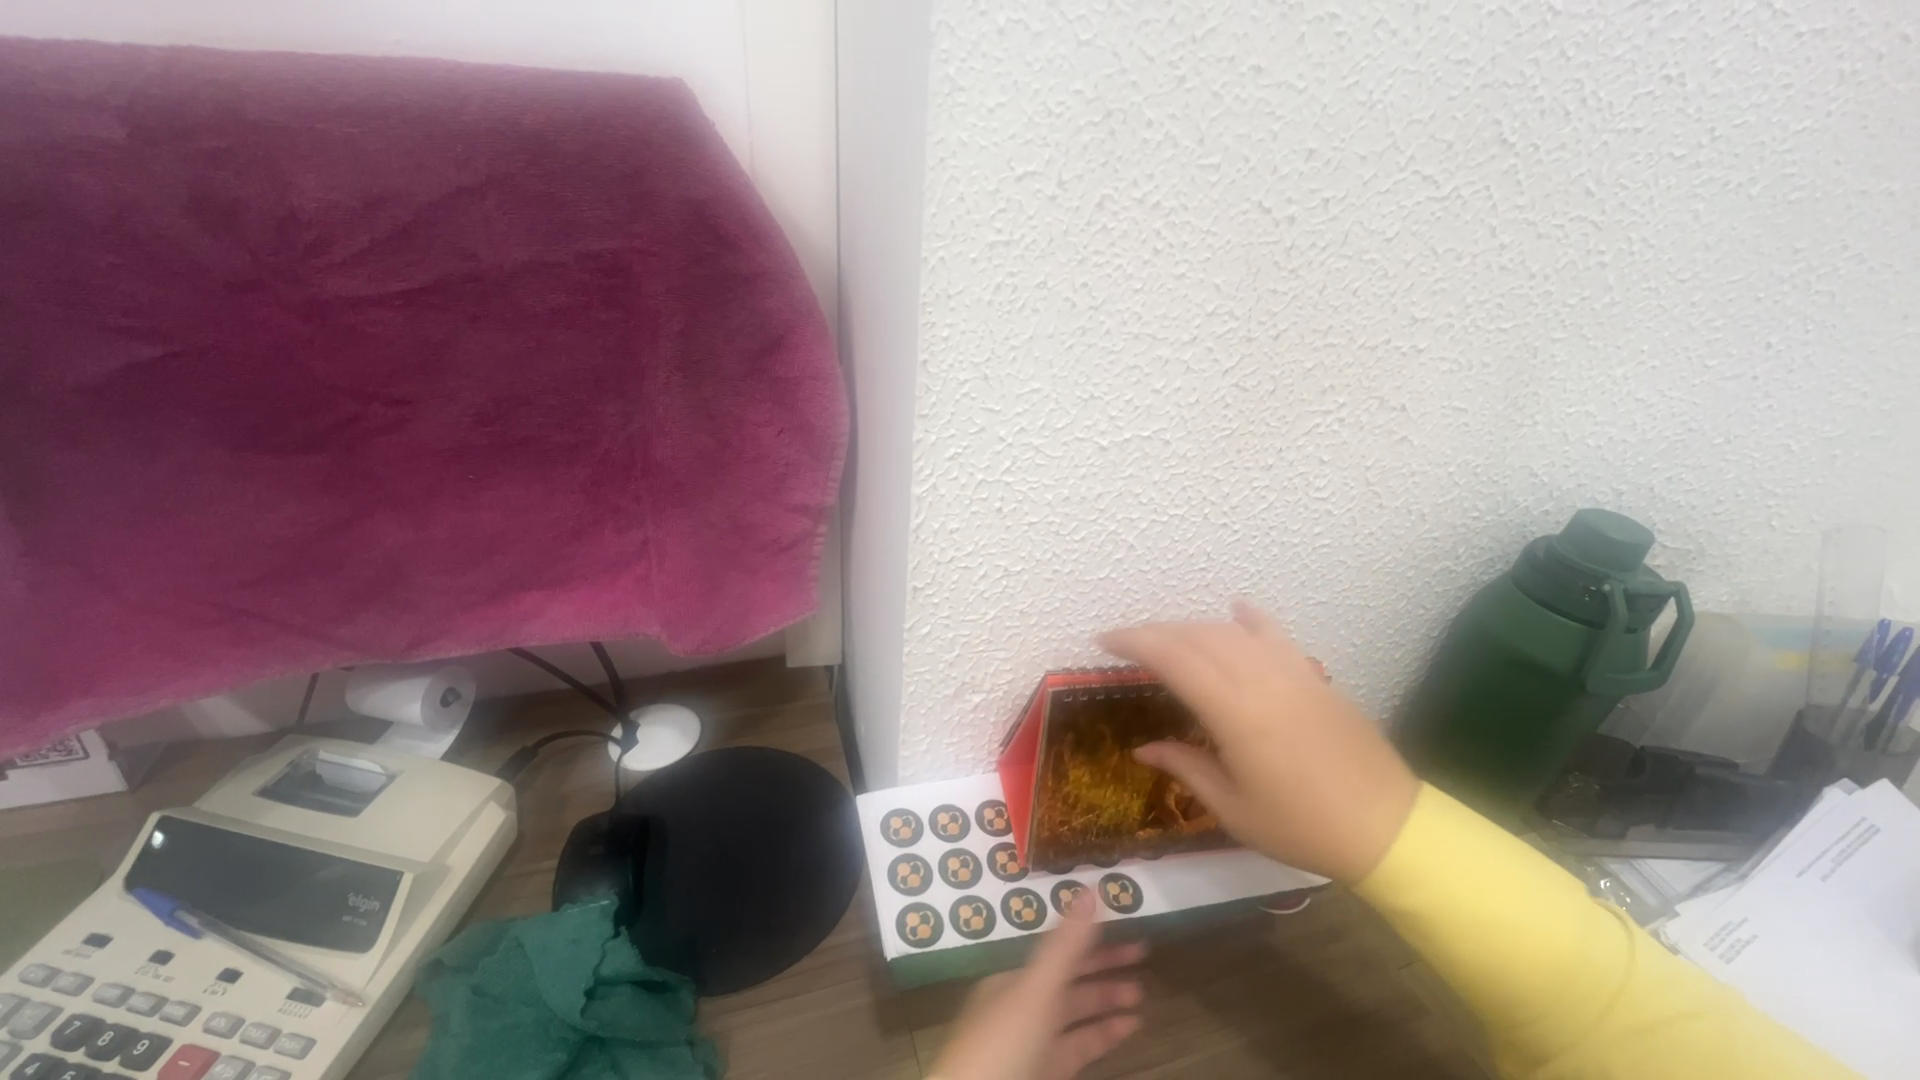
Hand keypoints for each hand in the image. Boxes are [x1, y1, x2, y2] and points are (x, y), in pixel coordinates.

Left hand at [929, 902, 1146, 1079]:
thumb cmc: (1001, 1047)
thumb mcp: (1034, 992)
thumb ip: (1065, 945)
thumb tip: (1091, 889)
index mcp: (1011, 981)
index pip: (1059, 954)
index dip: (1095, 941)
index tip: (1127, 930)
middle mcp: (1019, 1008)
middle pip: (1068, 982)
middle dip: (1105, 970)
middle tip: (1145, 958)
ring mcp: (1031, 1045)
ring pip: (1074, 1016)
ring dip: (1107, 1003)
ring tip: (1142, 997)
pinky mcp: (1044, 1074)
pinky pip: (1077, 1049)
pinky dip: (1102, 1036)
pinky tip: (1129, 1029)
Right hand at [1099, 601, 1419, 882]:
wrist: (1386, 827)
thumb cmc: (1301, 827)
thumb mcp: (1233, 809)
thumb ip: (1186, 768)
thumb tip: (1143, 749)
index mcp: (1235, 712)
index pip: (1174, 658)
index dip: (1135, 642)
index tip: (1103, 641)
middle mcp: (1261, 680)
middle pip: (1198, 637)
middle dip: (1155, 632)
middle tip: (1124, 643)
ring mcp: (1292, 673)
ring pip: (1232, 632)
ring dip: (1192, 628)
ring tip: (1166, 638)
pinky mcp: (1315, 677)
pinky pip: (1277, 636)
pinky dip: (1252, 619)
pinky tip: (1236, 608)